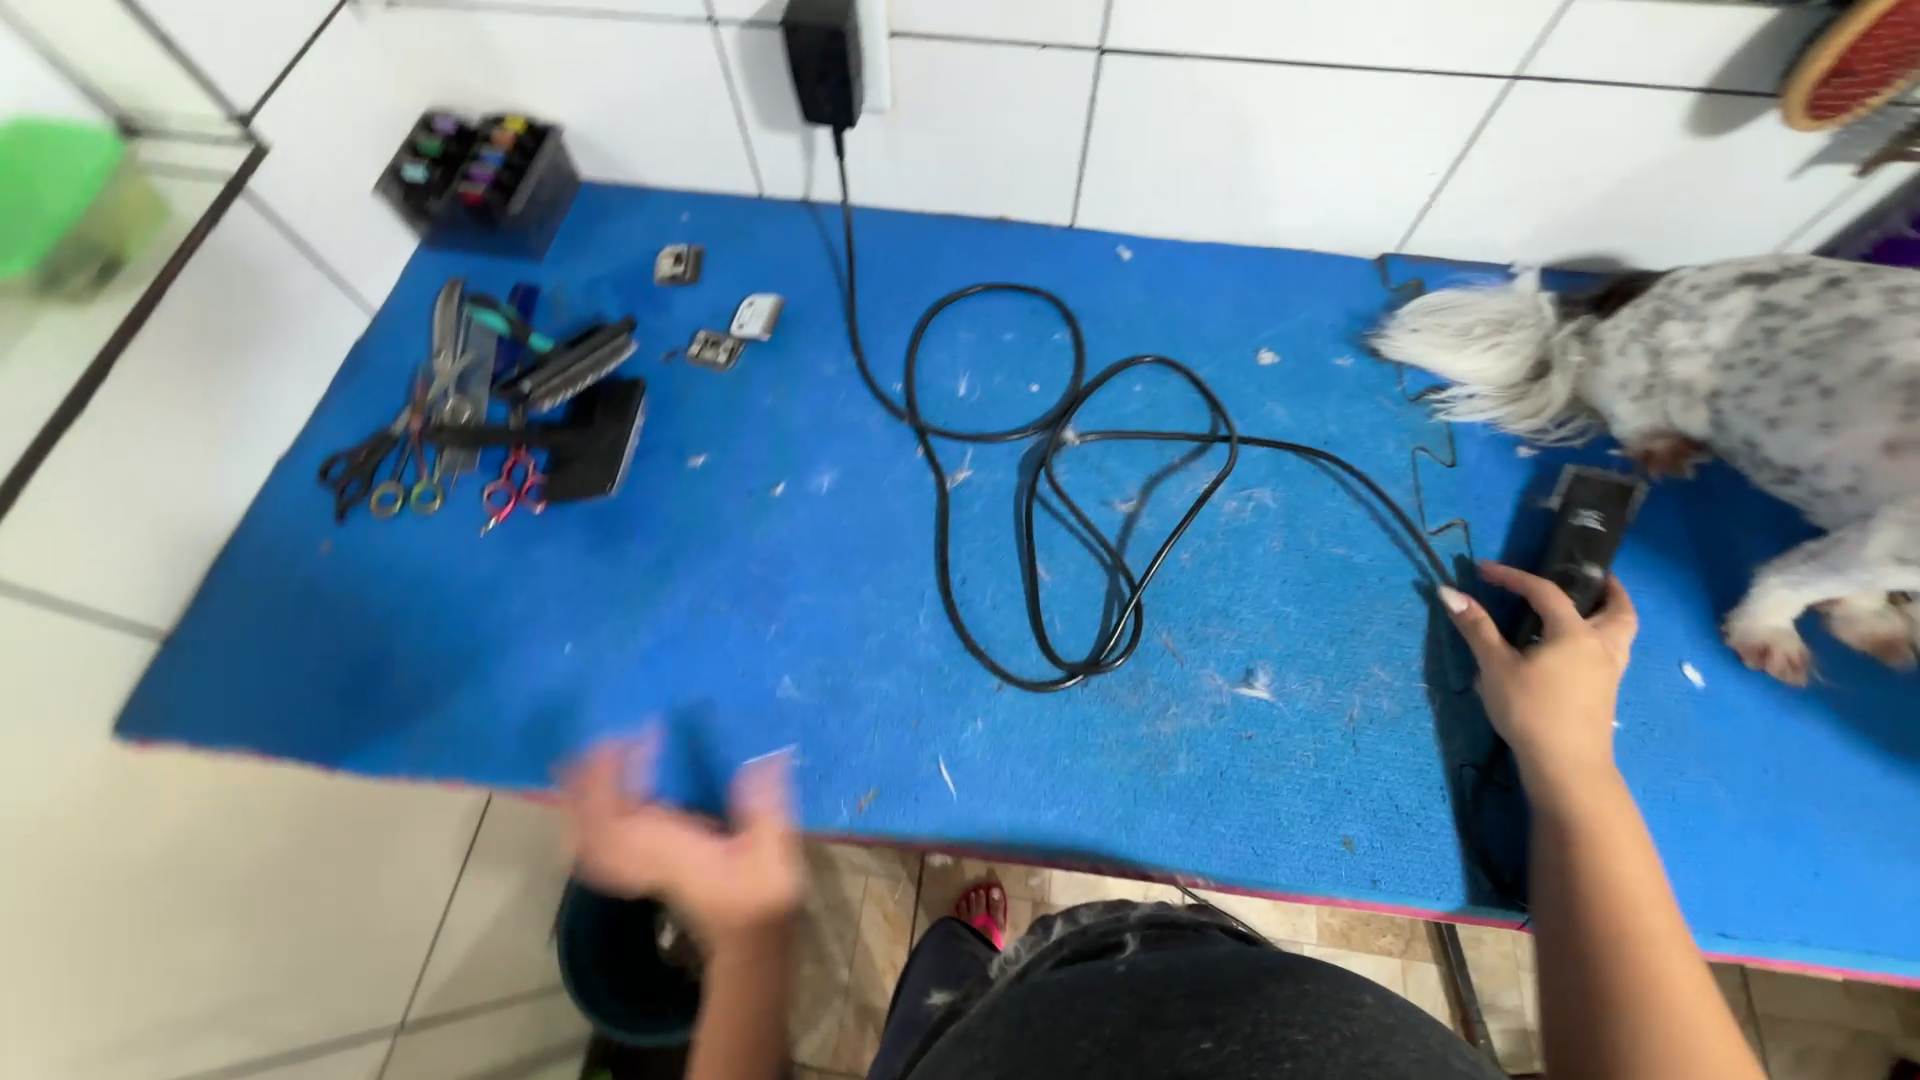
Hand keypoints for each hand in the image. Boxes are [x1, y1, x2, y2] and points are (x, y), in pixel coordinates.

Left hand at [563, 729, 803, 953]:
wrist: (748, 943)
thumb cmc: (763, 898)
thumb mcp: (775, 853)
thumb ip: (766, 809)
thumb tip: (762, 760)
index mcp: (674, 852)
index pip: (632, 812)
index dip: (628, 771)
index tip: (645, 732)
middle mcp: (646, 859)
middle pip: (595, 823)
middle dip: (590, 781)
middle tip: (601, 739)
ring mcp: (638, 867)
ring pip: (588, 836)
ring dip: (579, 800)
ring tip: (580, 763)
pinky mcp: (641, 868)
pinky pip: (596, 846)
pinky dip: (583, 824)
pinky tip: (585, 805)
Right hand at [1439, 560, 1637, 799]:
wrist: (1566, 763)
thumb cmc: (1530, 708)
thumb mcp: (1495, 665)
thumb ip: (1476, 627)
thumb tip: (1448, 592)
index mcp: (1575, 633)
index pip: (1546, 592)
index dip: (1514, 576)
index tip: (1484, 570)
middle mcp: (1601, 645)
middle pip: (1617, 608)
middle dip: (1605, 588)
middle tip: (1587, 576)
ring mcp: (1610, 670)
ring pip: (1623, 631)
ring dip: (1610, 613)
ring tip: (1588, 607)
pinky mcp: (1606, 690)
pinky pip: (1613, 649)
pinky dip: (1601, 635)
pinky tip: (1576, 646)